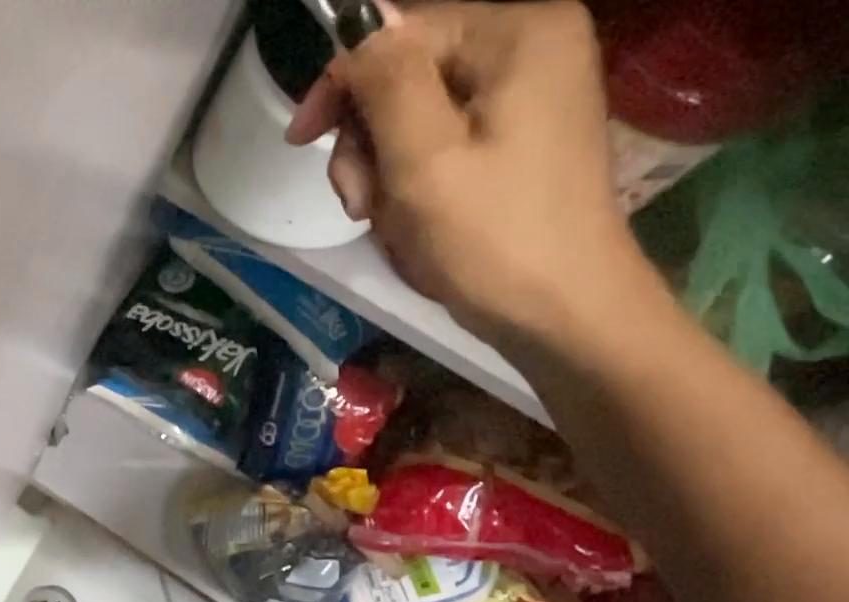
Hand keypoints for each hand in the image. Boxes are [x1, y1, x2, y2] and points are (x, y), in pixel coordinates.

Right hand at [285, 1, 661, 352]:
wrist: (560, 310)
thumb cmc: (489, 235)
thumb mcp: (423, 156)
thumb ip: (387, 82)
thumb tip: (360, 35)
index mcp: (519, 34)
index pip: (400, 33)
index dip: (340, 83)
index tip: (299, 143)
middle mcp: (530, 47)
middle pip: (404, 74)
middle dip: (366, 140)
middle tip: (362, 202)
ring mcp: (526, 94)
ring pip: (410, 115)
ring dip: (381, 170)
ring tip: (388, 219)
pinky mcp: (515, 137)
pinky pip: (435, 142)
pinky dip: (408, 182)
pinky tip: (410, 219)